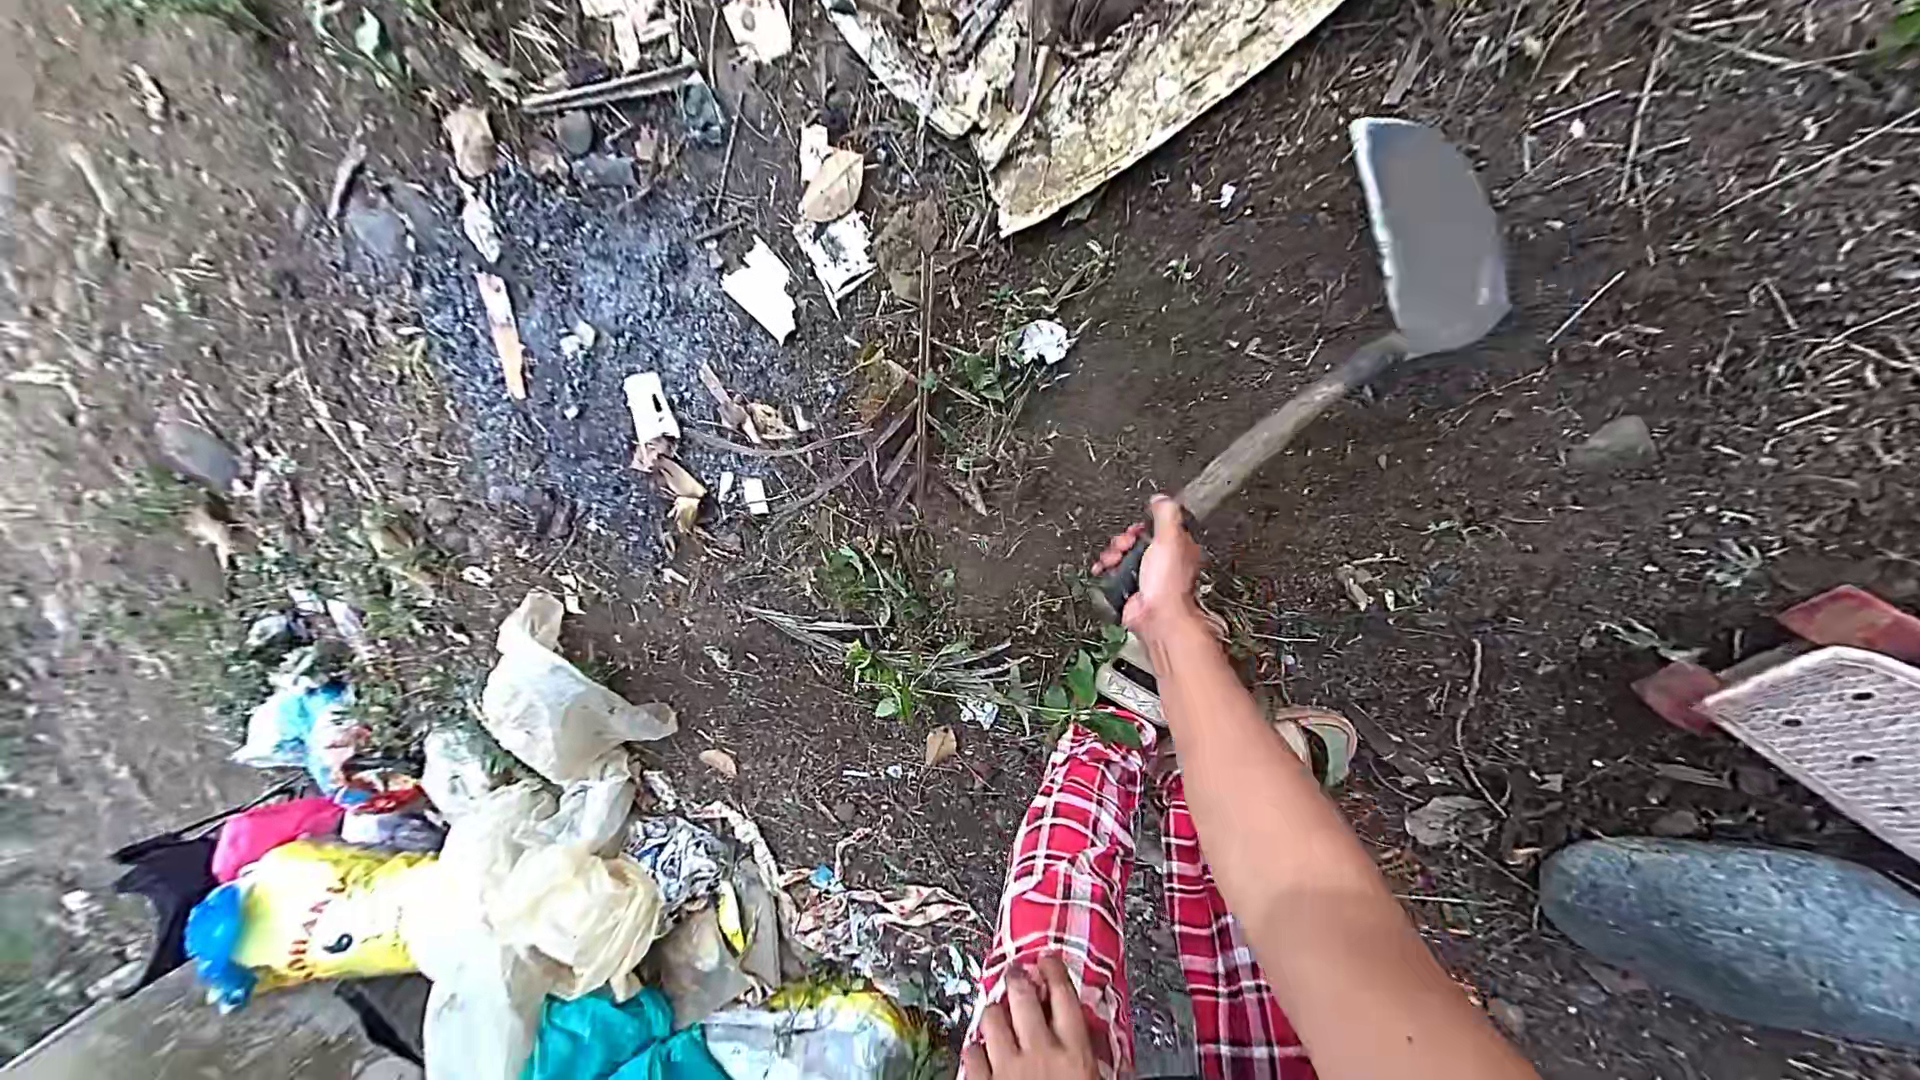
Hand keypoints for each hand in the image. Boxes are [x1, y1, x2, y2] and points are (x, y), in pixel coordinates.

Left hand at [963, 956, 1100, 1079]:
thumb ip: (1088, 1057)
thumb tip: (1093, 1038)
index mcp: (1074, 1055)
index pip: (1064, 994)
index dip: (1053, 970)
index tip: (1048, 960)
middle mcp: (1040, 1053)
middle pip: (1023, 994)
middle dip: (1017, 978)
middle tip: (1016, 973)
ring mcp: (1007, 1069)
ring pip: (992, 1017)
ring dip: (995, 1011)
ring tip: (997, 1009)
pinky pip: (971, 1052)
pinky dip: (976, 1047)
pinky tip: (980, 1049)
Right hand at [1090, 494, 1203, 639]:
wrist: (1158, 617)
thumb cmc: (1169, 584)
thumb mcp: (1170, 538)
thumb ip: (1166, 514)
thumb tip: (1160, 498)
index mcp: (1177, 548)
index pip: (1156, 528)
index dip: (1142, 527)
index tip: (1136, 530)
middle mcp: (1162, 562)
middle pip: (1134, 541)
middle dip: (1122, 541)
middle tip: (1123, 546)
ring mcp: (1144, 576)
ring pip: (1120, 555)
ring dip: (1111, 554)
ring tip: (1112, 560)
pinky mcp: (1129, 588)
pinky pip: (1111, 573)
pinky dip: (1103, 569)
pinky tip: (1102, 569)